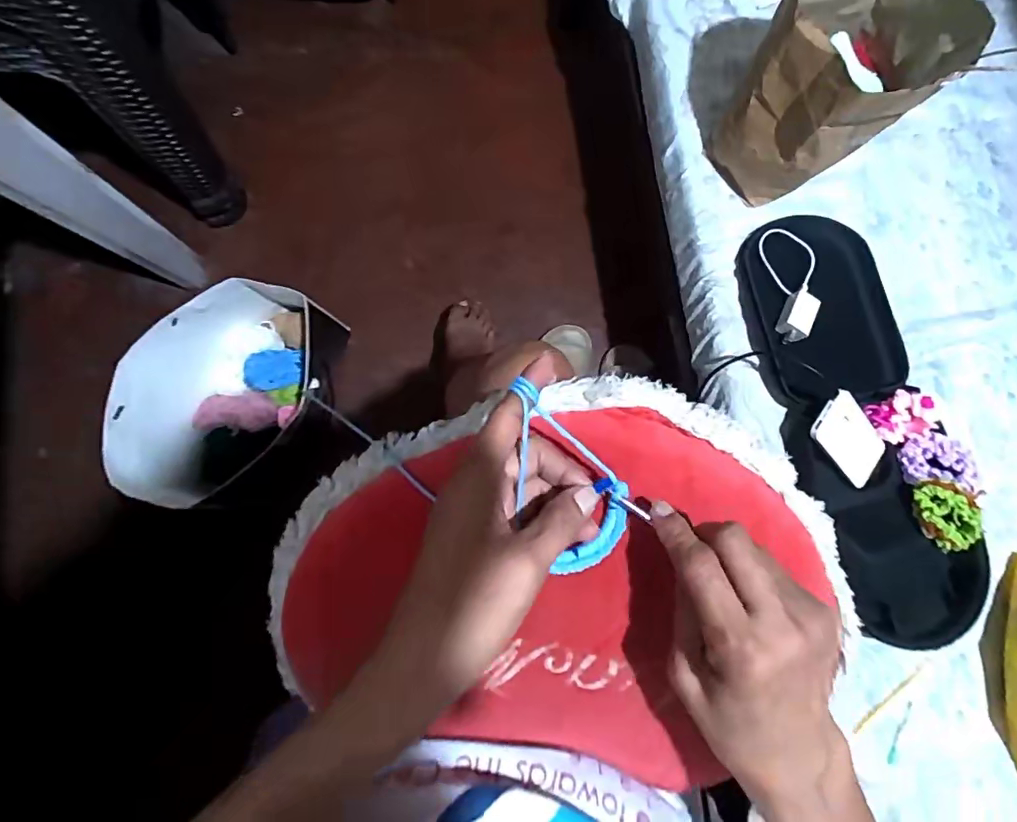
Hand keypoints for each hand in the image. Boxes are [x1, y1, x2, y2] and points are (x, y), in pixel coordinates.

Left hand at [362, 358, 599, 716]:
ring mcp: (470, 510)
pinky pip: (512, 510)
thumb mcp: (529, 559)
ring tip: (588, 534)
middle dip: (563, 471)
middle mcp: (474, 482)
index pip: (507, 414)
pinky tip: (565, 542)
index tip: (551, 358)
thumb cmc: (476, 601)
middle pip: (525, 453)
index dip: (529, 386)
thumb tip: (586, 495)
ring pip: (523, 484)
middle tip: (595, 508)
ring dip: (556, 499)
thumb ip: (562, 520)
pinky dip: (540, 518)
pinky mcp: (471, 536)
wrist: (422, 659)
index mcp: (482, 474)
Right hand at [653, 505, 869, 821]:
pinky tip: (753, 603)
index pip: (703, 566)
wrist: (801, 755)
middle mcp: (782, 622)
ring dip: (731, 555)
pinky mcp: (827, 608)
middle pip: (736, 538)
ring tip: (726, 587)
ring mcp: (811, 612)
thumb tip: (679, 554)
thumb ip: (682, 609)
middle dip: (705, 533)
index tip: (657, 509)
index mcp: (742, 647)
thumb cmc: (730, 724)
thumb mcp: (685, 675)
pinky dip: (754, 572)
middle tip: (692, 549)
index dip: (677, 533)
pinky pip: (776, 566)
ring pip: (756, 548)